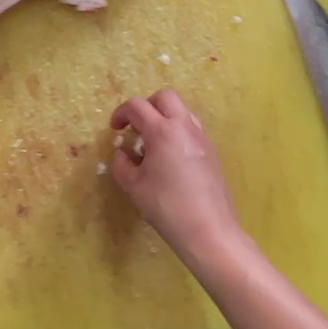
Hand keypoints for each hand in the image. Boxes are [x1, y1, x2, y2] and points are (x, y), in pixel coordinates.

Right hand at [110, 89, 246, 269]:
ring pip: (182, 110)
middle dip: (146, 106)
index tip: (115, 129)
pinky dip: (178, 131)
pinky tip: (171, 157)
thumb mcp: (134, 187)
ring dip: (164, 117)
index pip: (136, 106)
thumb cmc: (167, 207)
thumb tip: (122, 152)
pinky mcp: (212, 151)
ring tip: (154, 142)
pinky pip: (192, 128)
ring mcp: (202, 138)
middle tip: (136, 127)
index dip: (121, 113)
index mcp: (162, 131)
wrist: (209, 231)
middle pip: (164, 97)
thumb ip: (122, 164)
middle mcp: (184, 127)